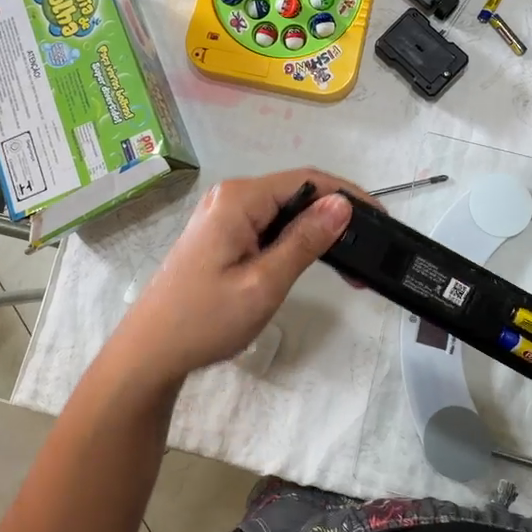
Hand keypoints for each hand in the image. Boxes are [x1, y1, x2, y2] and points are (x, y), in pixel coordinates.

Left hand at [113, 169, 371, 383]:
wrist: (151, 351)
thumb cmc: (205, 319)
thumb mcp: (263, 283)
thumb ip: (304, 241)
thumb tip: (342, 204)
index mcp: (238, 198)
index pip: (306, 180)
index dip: (347, 194)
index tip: (381, 218)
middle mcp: (230, 196)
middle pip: (296, 193)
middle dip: (335, 217)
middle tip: (370, 253)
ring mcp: (224, 215)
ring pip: (284, 212)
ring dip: (317, 233)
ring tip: (351, 266)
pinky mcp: (222, 234)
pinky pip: (268, 227)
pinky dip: (295, 243)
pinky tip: (315, 262)